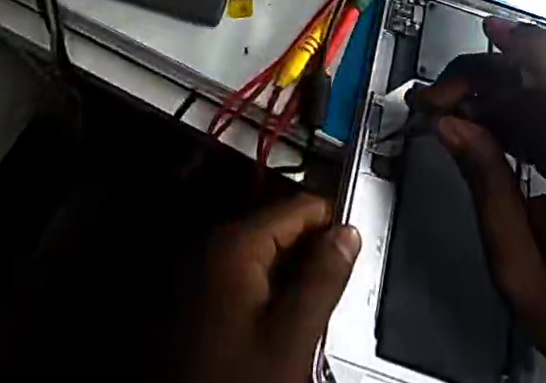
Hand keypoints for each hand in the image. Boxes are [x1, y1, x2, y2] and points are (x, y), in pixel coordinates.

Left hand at [184, 194, 361, 382]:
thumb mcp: (290, 338)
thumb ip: (323, 279)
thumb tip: (346, 236)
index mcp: (231, 245)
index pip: (292, 208)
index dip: (329, 218)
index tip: (355, 232)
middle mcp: (206, 248)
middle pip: (274, 229)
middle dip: (308, 248)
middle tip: (339, 277)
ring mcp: (194, 273)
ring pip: (257, 255)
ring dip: (288, 272)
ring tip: (312, 305)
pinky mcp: (190, 300)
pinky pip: (237, 276)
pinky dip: (263, 289)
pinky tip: (277, 320)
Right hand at [414, 17, 545, 382]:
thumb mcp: (521, 270)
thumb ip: (487, 190)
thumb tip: (451, 126)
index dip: (540, 54)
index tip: (495, 33)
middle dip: (490, 78)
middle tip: (438, 96)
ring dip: (494, 95)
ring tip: (446, 110)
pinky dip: (511, 116)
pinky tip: (477, 126)